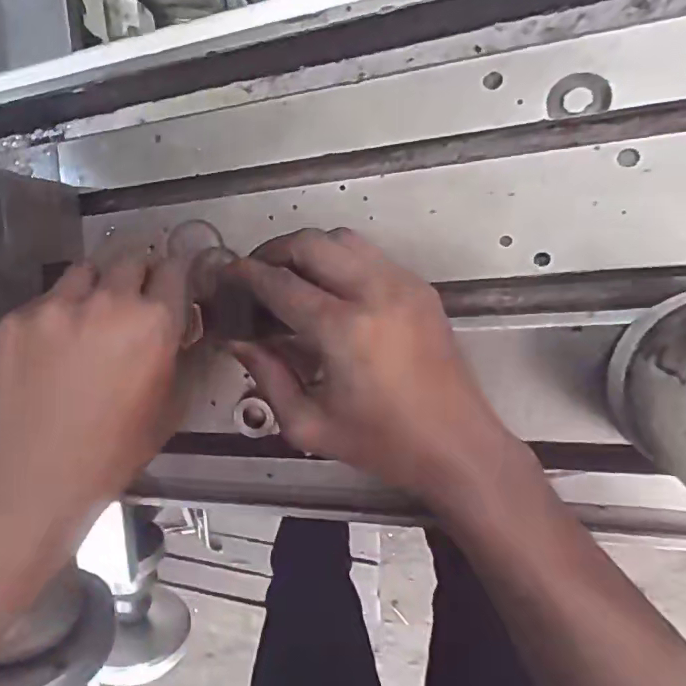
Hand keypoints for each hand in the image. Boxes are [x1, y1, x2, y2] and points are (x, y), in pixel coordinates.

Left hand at [0, 244, 193, 527]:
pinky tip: (53, 346)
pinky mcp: (17, 318)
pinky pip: (46, 299)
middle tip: (136, 297)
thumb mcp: (170, 407)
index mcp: (152, 322)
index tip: (175, 279)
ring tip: (92, 314)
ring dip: (97, 285)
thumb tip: (180, 328)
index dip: (178, 272)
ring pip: (86, 270)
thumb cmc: (113, 451)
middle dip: (140, 272)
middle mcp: (106, 301)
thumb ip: (180, 355)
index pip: (175, 268)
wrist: (37, 477)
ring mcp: (55, 306)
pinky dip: (57, 312)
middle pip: (131, 258)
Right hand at [224, 228, 532, 503]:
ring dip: (308, 249)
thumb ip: (267, 377)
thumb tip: (239, 340)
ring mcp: (403, 284)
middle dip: (274, 251)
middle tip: (255, 273)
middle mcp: (375, 293)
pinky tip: (327, 288)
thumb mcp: (309, 425)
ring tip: (288, 275)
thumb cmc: (382, 444)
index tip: (227, 273)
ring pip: (342, 238)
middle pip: (311, 243)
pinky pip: (369, 254)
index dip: (247, 275)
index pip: (281, 283)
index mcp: (344, 330)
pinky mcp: (420, 288)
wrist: (458, 447)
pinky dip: (339, 258)